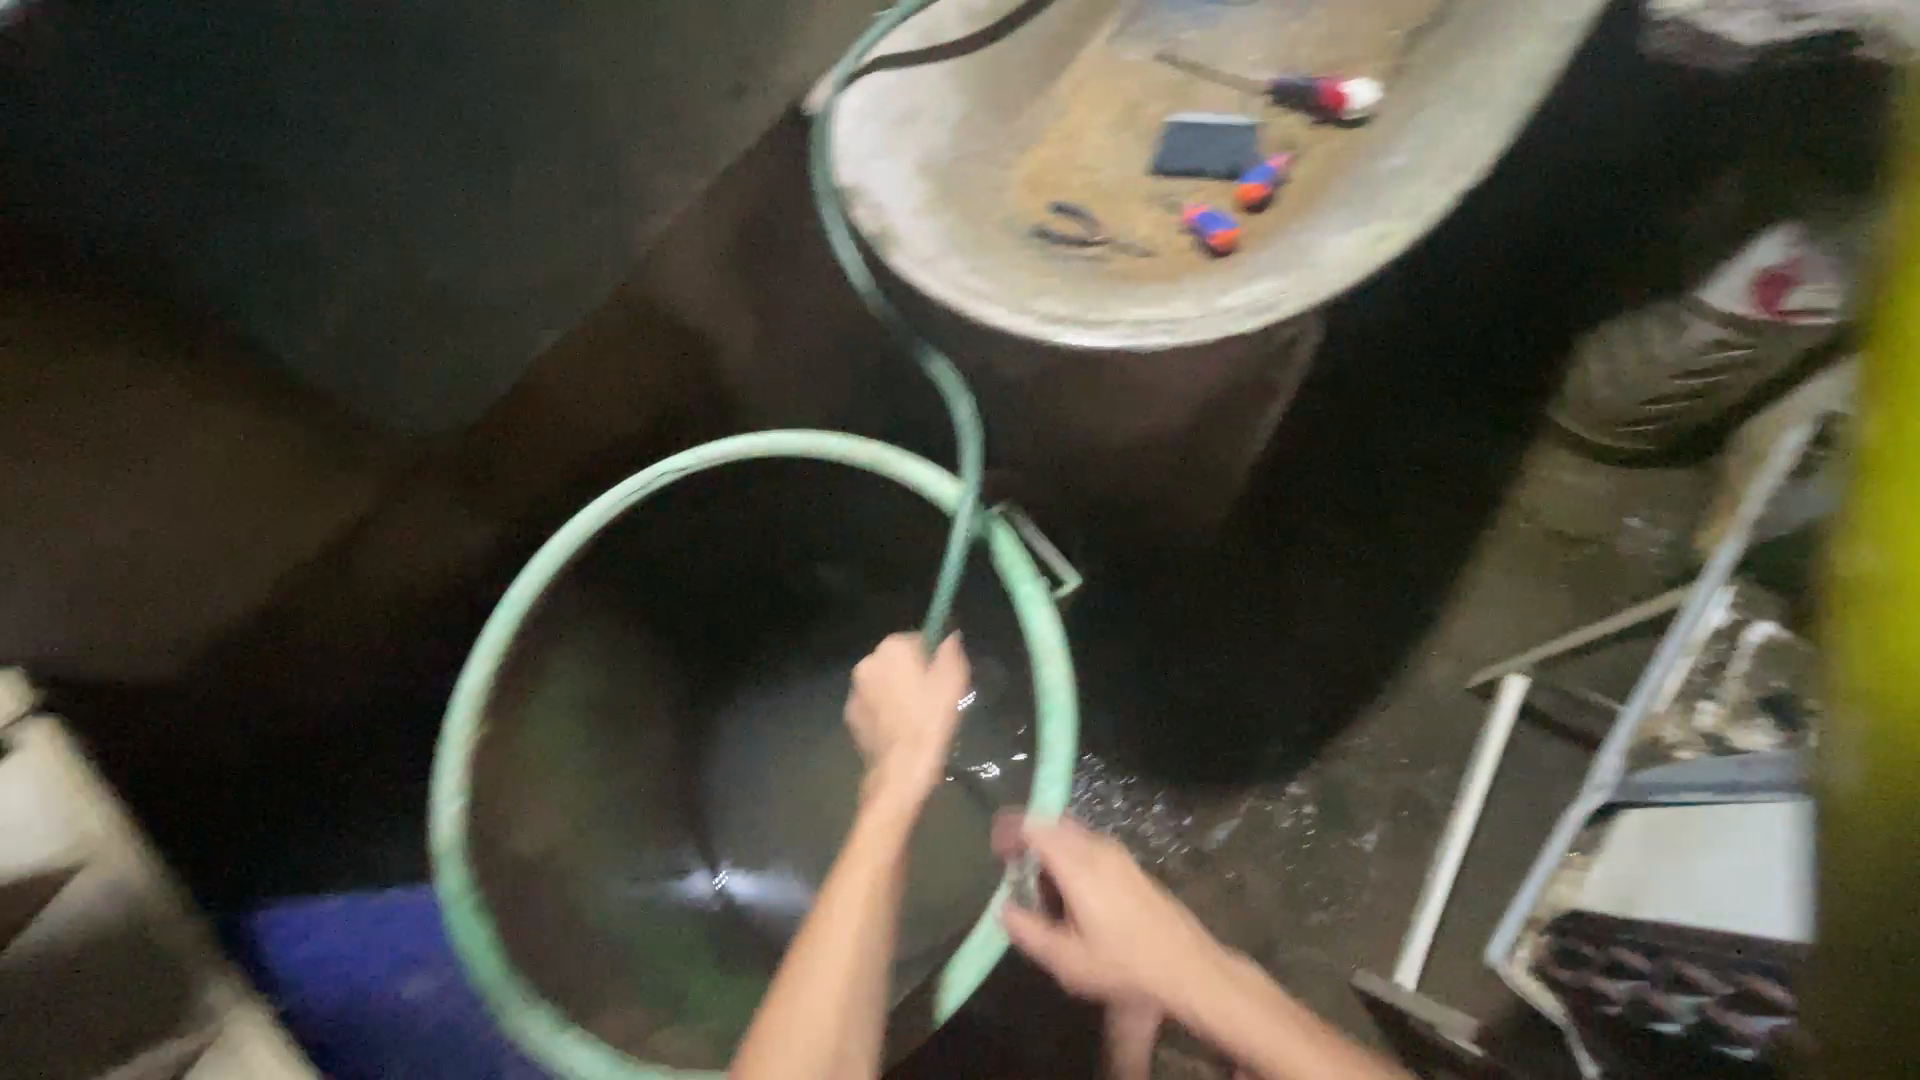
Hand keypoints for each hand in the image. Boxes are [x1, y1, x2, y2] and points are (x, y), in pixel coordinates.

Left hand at [845, 632, 969, 808]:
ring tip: (916, 716)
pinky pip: (872, 705)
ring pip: (882, 683)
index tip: (943, 677)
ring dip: (895, 691)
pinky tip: (900, 728)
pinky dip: (883, 711)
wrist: (902, 768)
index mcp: (892, 647)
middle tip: (932, 697)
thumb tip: (950, 635)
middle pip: (896, 660)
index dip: (932, 657)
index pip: (916, 639)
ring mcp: (855, 691)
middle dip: (912, 673)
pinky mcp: (850, 716)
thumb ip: (951, 651)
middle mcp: (867, 662)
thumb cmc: (931, 719)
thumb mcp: (953, 681)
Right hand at [994, 813, 1225, 1011]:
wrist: (1187, 966)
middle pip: (1052, 823)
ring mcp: (1116, 853)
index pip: (1034, 825)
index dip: (1010, 830)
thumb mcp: (1067, 960)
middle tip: (1014, 870)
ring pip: (1071, 834)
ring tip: (1042, 889)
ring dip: (1050, 849)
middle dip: (1028, 839)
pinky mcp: (1129, 863)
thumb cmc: (1124, 964)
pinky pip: (1088, 844)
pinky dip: (1069, 856)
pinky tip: (1071, 895)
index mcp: (1077, 864)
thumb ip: (1028, 932)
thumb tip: (1004, 909)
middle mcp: (1096, 847)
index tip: (996, 851)